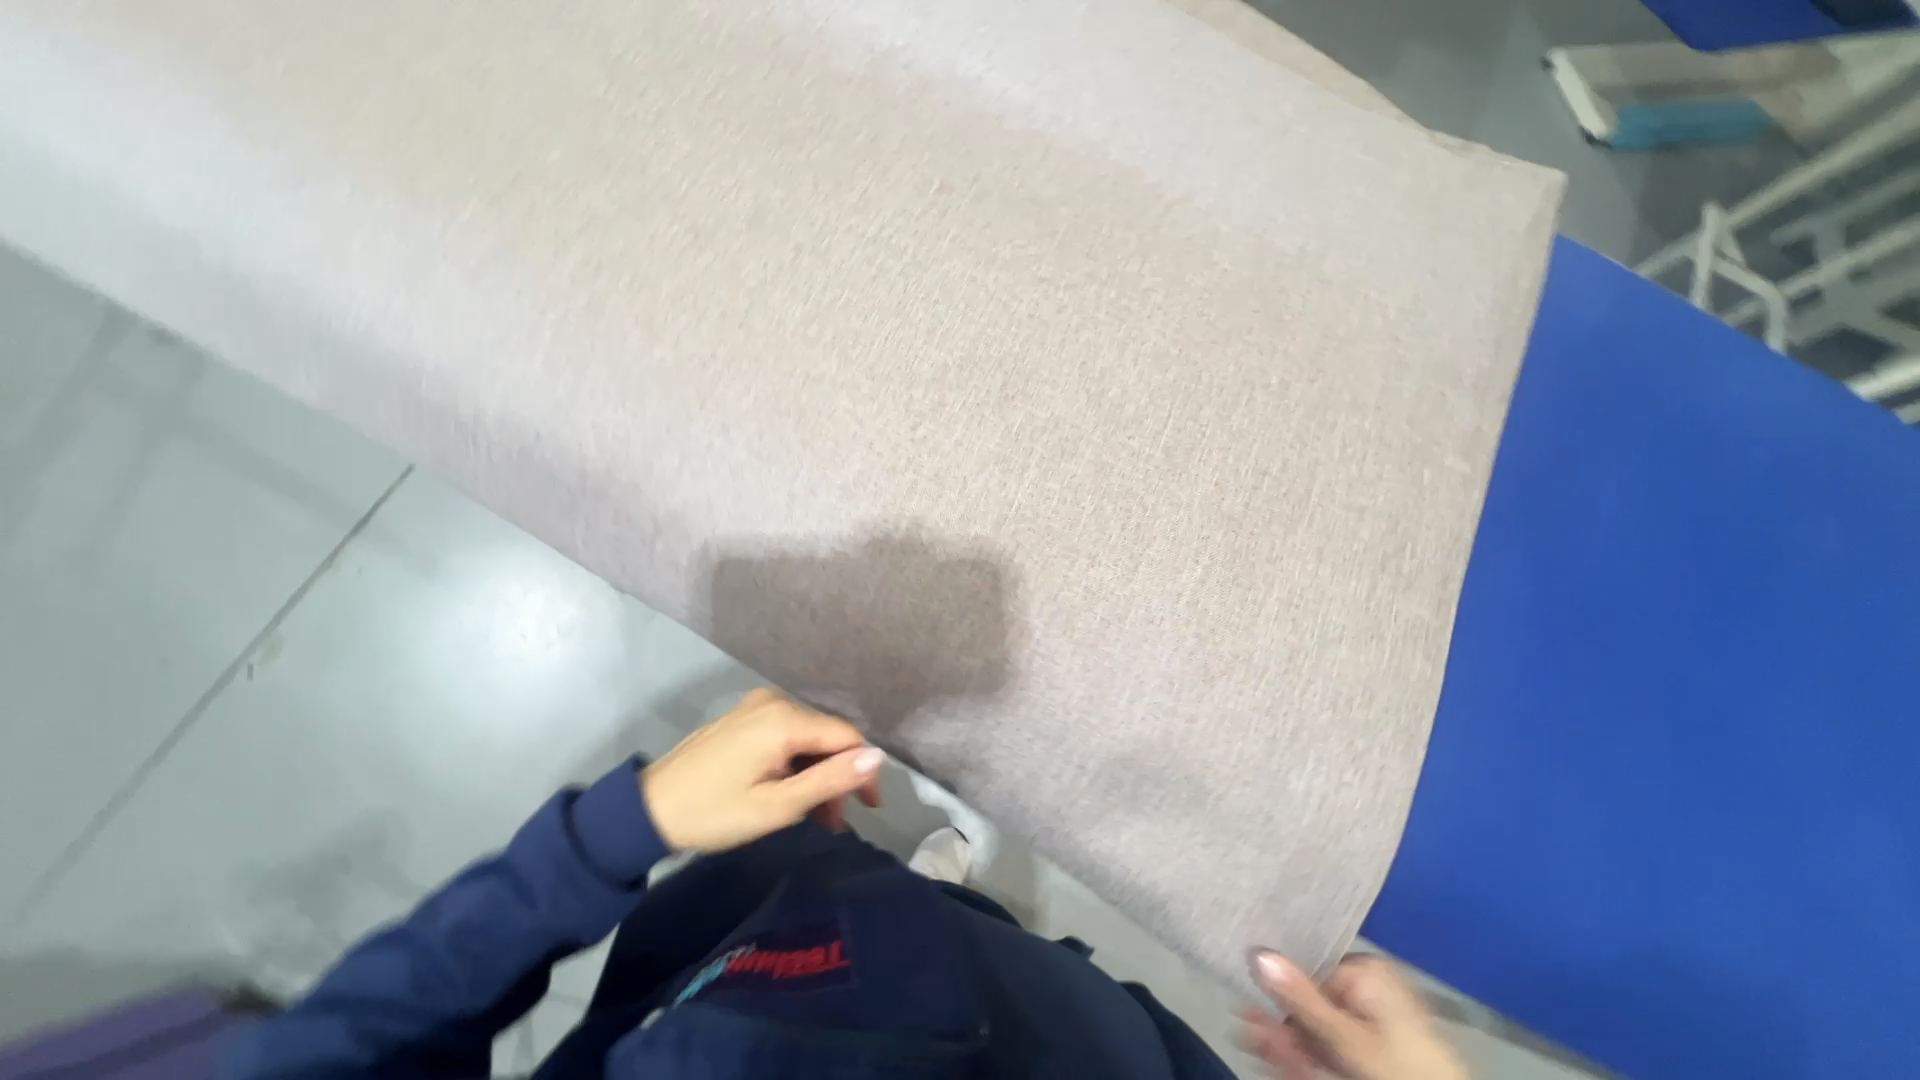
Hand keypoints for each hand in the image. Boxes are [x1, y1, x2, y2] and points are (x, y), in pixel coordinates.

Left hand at [639, 689, 882, 852]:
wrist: (646, 811)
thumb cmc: (714, 813)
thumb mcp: (777, 805)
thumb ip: (830, 780)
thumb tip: (878, 758)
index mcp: (784, 719)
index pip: (846, 736)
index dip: (863, 770)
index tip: (868, 809)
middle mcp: (773, 702)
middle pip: (826, 736)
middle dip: (837, 778)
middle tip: (834, 823)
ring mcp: (755, 708)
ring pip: (807, 738)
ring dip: (816, 775)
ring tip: (814, 818)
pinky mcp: (743, 719)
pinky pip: (785, 736)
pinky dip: (795, 765)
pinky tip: (791, 794)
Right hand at [1240, 952, 1467, 1079]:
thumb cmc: (1401, 1071)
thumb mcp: (1348, 1039)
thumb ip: (1300, 998)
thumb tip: (1254, 951)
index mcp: (1367, 971)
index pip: (1307, 969)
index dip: (1277, 994)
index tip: (1247, 1009)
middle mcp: (1368, 986)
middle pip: (1309, 1001)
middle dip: (1278, 1024)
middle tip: (1245, 1037)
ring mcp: (1374, 1018)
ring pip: (1317, 1027)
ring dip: (1287, 1040)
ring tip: (1254, 1047)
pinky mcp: (1378, 1046)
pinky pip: (1334, 1043)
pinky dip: (1310, 1052)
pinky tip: (1285, 1060)